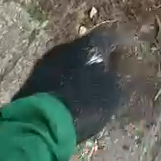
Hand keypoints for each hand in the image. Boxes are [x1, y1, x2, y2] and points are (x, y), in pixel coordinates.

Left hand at [13, 27, 125, 141]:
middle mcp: (67, 46)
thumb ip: (120, 78)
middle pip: (87, 46)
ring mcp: (46, 61)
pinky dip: (66, 80)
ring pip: (70, 60)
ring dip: (80, 69)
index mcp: (89, 45)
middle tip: (108, 70)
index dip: (121, 45)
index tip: (127, 54)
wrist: (40, 124)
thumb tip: (125, 69)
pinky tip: (69, 94)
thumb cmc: (84, 106)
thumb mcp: (113, 96)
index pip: (110, 36)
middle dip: (98, 57)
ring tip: (88, 85)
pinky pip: (56, 74)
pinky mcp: (33, 78)